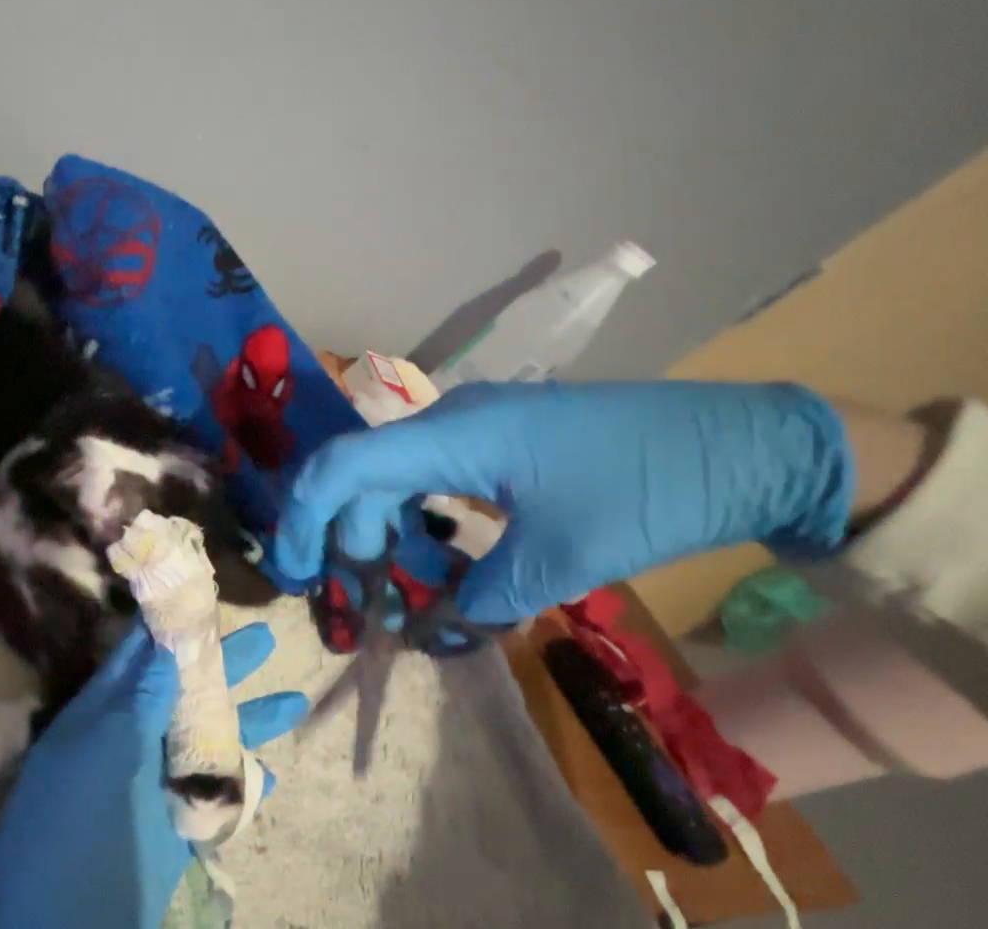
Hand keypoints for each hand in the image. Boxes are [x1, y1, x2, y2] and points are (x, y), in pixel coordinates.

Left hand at [0, 623, 307, 928]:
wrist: (58, 921)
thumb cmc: (74, 824)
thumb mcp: (104, 752)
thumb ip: (138, 700)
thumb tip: (163, 645)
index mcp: (104, 712)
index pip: (141, 654)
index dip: (172, 625)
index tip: (207, 595)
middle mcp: (130, 739)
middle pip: (182, 692)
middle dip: (222, 666)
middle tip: (267, 636)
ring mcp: (153, 784)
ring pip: (204, 740)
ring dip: (246, 720)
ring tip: (294, 699)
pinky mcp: (173, 828)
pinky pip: (211, 793)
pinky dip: (242, 779)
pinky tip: (275, 770)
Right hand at [272, 380, 855, 622]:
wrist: (750, 445)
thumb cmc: (651, 493)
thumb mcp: (563, 559)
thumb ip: (482, 596)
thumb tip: (434, 628)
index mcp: (454, 434)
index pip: (343, 465)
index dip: (303, 517)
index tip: (298, 575)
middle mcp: (448, 420)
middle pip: (362, 476)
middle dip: (349, 540)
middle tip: (361, 604)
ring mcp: (473, 425)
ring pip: (392, 476)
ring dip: (383, 532)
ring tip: (402, 590)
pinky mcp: (497, 438)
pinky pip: (429, 476)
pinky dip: (416, 519)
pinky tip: (436, 557)